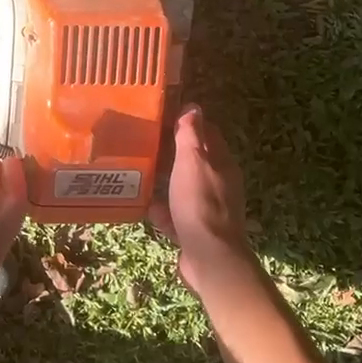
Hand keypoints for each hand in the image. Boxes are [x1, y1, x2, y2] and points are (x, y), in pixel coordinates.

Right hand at [149, 106, 252, 287]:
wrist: (208, 256)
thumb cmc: (199, 203)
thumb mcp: (192, 162)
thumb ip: (191, 135)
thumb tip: (194, 106)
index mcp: (221, 163)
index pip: (208, 133)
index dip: (188, 123)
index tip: (163, 118)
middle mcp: (219, 183)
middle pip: (195, 161)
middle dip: (173, 153)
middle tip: (145, 145)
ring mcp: (208, 208)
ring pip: (184, 187)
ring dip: (165, 182)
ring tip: (140, 174)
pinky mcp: (197, 229)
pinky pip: (176, 213)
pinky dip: (163, 211)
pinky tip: (147, 209)